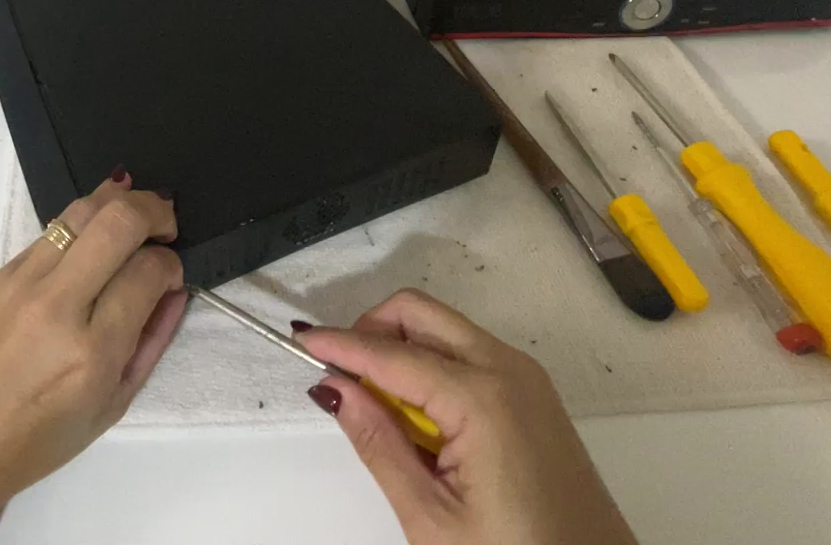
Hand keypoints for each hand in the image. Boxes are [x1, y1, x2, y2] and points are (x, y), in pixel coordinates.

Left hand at [0, 171, 186, 543]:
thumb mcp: (109, 408)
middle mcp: (56, 306)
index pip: (148, 272)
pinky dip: (83, 220)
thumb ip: (149, 343)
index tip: (172, 272)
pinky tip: (99, 222)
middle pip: (118, 223)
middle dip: (155, 211)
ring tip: (138, 207)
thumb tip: (173, 290)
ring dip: (120, 199)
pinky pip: (49, 232)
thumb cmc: (34, 442)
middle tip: (167, 222)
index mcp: (91, 353)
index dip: (172, 263)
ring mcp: (20, 284)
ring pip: (81, 211)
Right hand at [298, 289, 636, 544]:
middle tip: (344, 375)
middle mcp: (505, 367)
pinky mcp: (531, 388)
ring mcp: (523, 373)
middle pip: (417, 311)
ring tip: (379, 403)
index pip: (390, 353)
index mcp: (480, 398)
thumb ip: (377, 442)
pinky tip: (419, 412)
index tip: (299, 337)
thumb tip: (332, 386)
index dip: (340, 343)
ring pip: (440, 324)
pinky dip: (428, 359)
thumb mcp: (432, 519)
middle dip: (371, 328)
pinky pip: (464, 348)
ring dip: (399, 343)